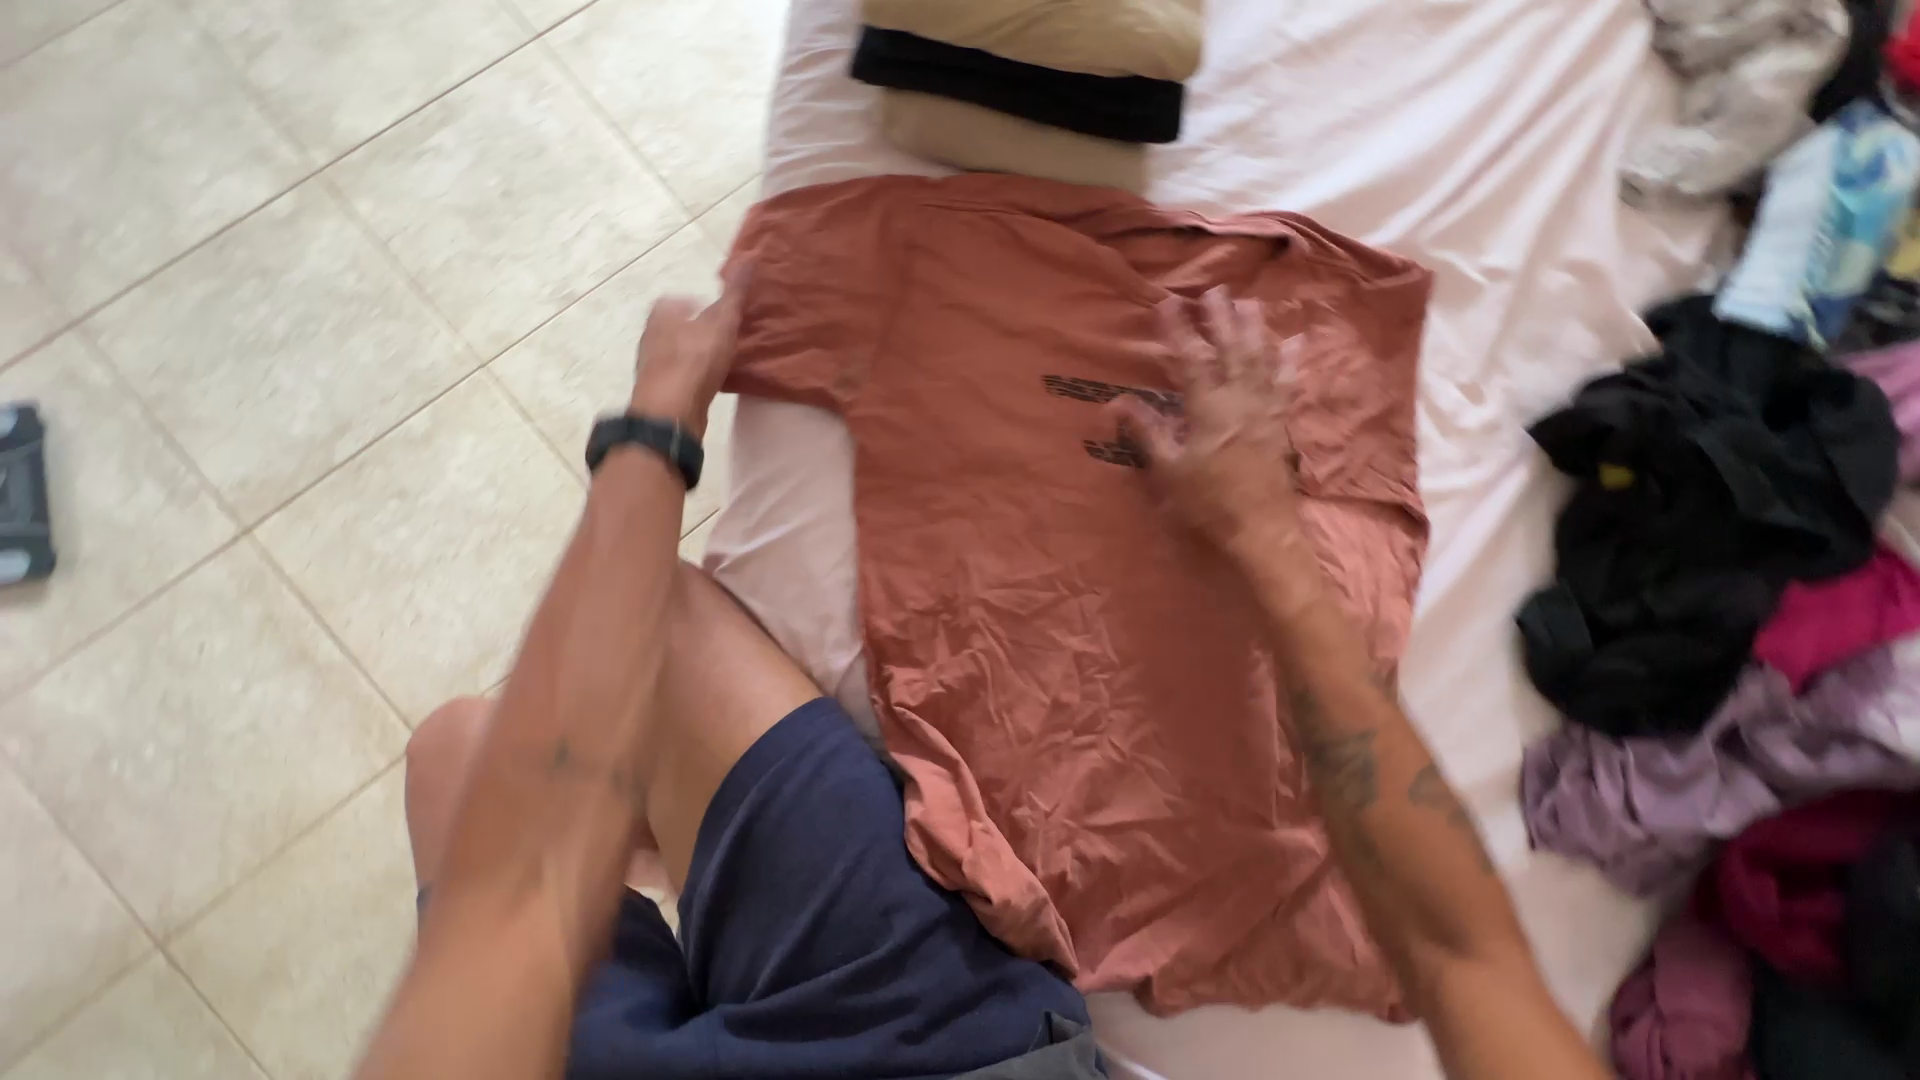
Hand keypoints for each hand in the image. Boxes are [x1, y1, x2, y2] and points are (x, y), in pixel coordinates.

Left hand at [627, 274, 744, 438]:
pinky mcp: (662, 392)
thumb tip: (752, 254)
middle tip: (725, 333)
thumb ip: (735, 292)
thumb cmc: (694, 362)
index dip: (696, 302)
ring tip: (723, 359)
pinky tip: (713, 383)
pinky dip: (696, 376)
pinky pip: (682, 376)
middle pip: (677, 326)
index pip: (677, 299)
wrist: (671, 413)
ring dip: (697, 353)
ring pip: (678, 352)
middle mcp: (652, 336)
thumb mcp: (721, 322)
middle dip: (698, 328)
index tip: (718, 310)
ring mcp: (654, 366)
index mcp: (662, 313)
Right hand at [1109, 288, 1313, 570]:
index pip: (1191, 359)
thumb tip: (1117, 401)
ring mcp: (1267, 409)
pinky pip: (1288, 382)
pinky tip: (1294, 343)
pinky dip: (1290, 360)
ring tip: (1249, 303)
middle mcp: (1242, 399)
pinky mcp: (1281, 423)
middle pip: (1232, 348)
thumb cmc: (1209, 503)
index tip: (1166, 303)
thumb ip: (1147, 431)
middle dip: (1221, 318)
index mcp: (1210, 409)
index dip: (1178, 330)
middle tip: (1214, 291)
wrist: (1261, 529)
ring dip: (1255, 328)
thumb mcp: (1169, 469)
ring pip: (1262, 358)